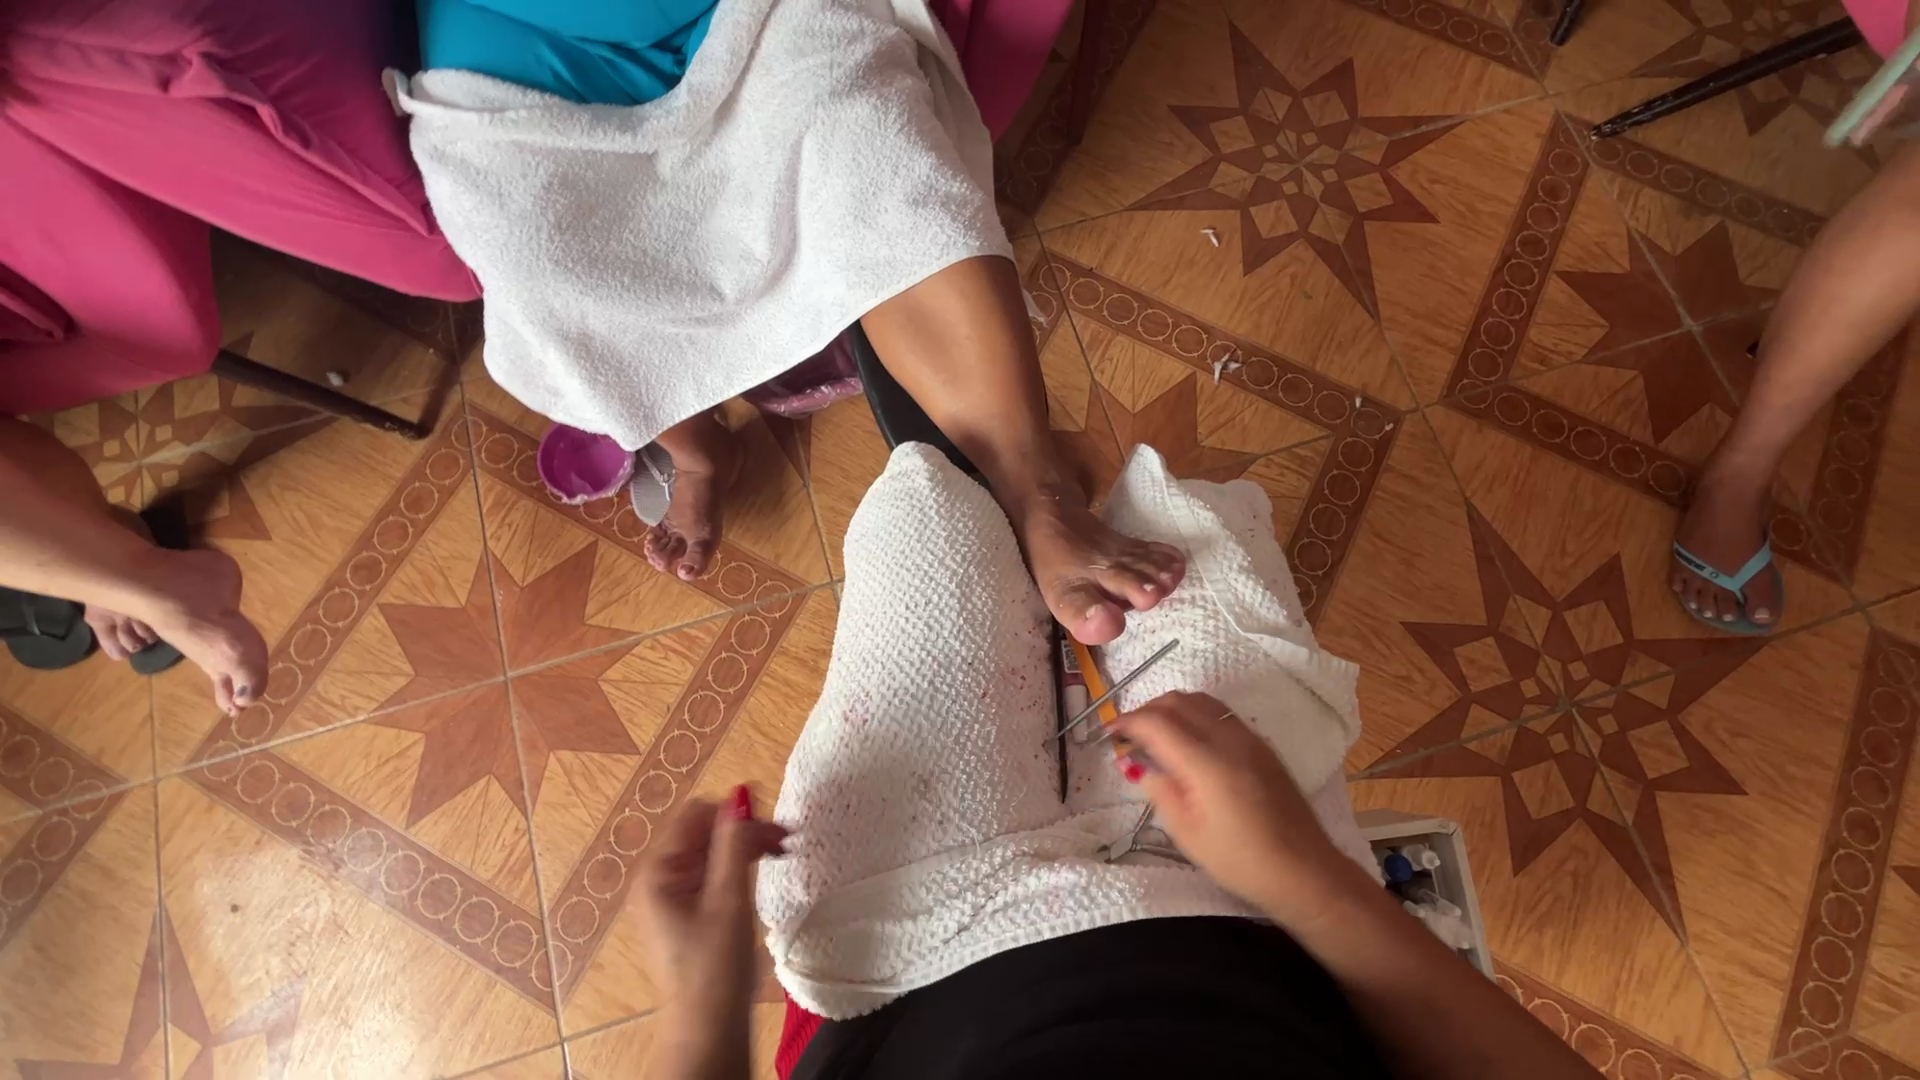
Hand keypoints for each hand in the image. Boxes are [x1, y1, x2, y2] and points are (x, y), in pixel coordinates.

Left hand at [632, 786, 787, 1009]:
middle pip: (706, 830)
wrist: (708, 1032)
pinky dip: (741, 864)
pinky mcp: (691, 909)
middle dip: (745, 829)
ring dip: (747, 844)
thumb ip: (735, 843)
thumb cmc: (715, 968)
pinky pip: (716, 870)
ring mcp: (675, 893)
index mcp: (658, 872)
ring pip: (715, 848)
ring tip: (783, 851)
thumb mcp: (729, 899)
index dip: (734, 812)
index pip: (696, 815)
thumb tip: (741, 792)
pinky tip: (765, 867)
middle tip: (786, 840)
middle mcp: (661, 877)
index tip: (774, 823)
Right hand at [1112, 692, 1359, 922]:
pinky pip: (1219, 711)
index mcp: (1206, 762)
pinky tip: (1187, 738)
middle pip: (1176, 701)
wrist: (1305, 871)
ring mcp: (1248, 737)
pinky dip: (1193, 712)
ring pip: (1199, 700)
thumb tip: (1134, 763)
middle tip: (1128, 734)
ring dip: (1170, 707)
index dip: (1127, 722)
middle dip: (1145, 711)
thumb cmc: (1241, 860)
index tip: (1109, 733)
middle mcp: (1227, 739)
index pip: (1156, 722)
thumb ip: (1159, 790)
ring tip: (1155, 733)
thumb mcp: (1187, 834)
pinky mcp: (1261, 744)